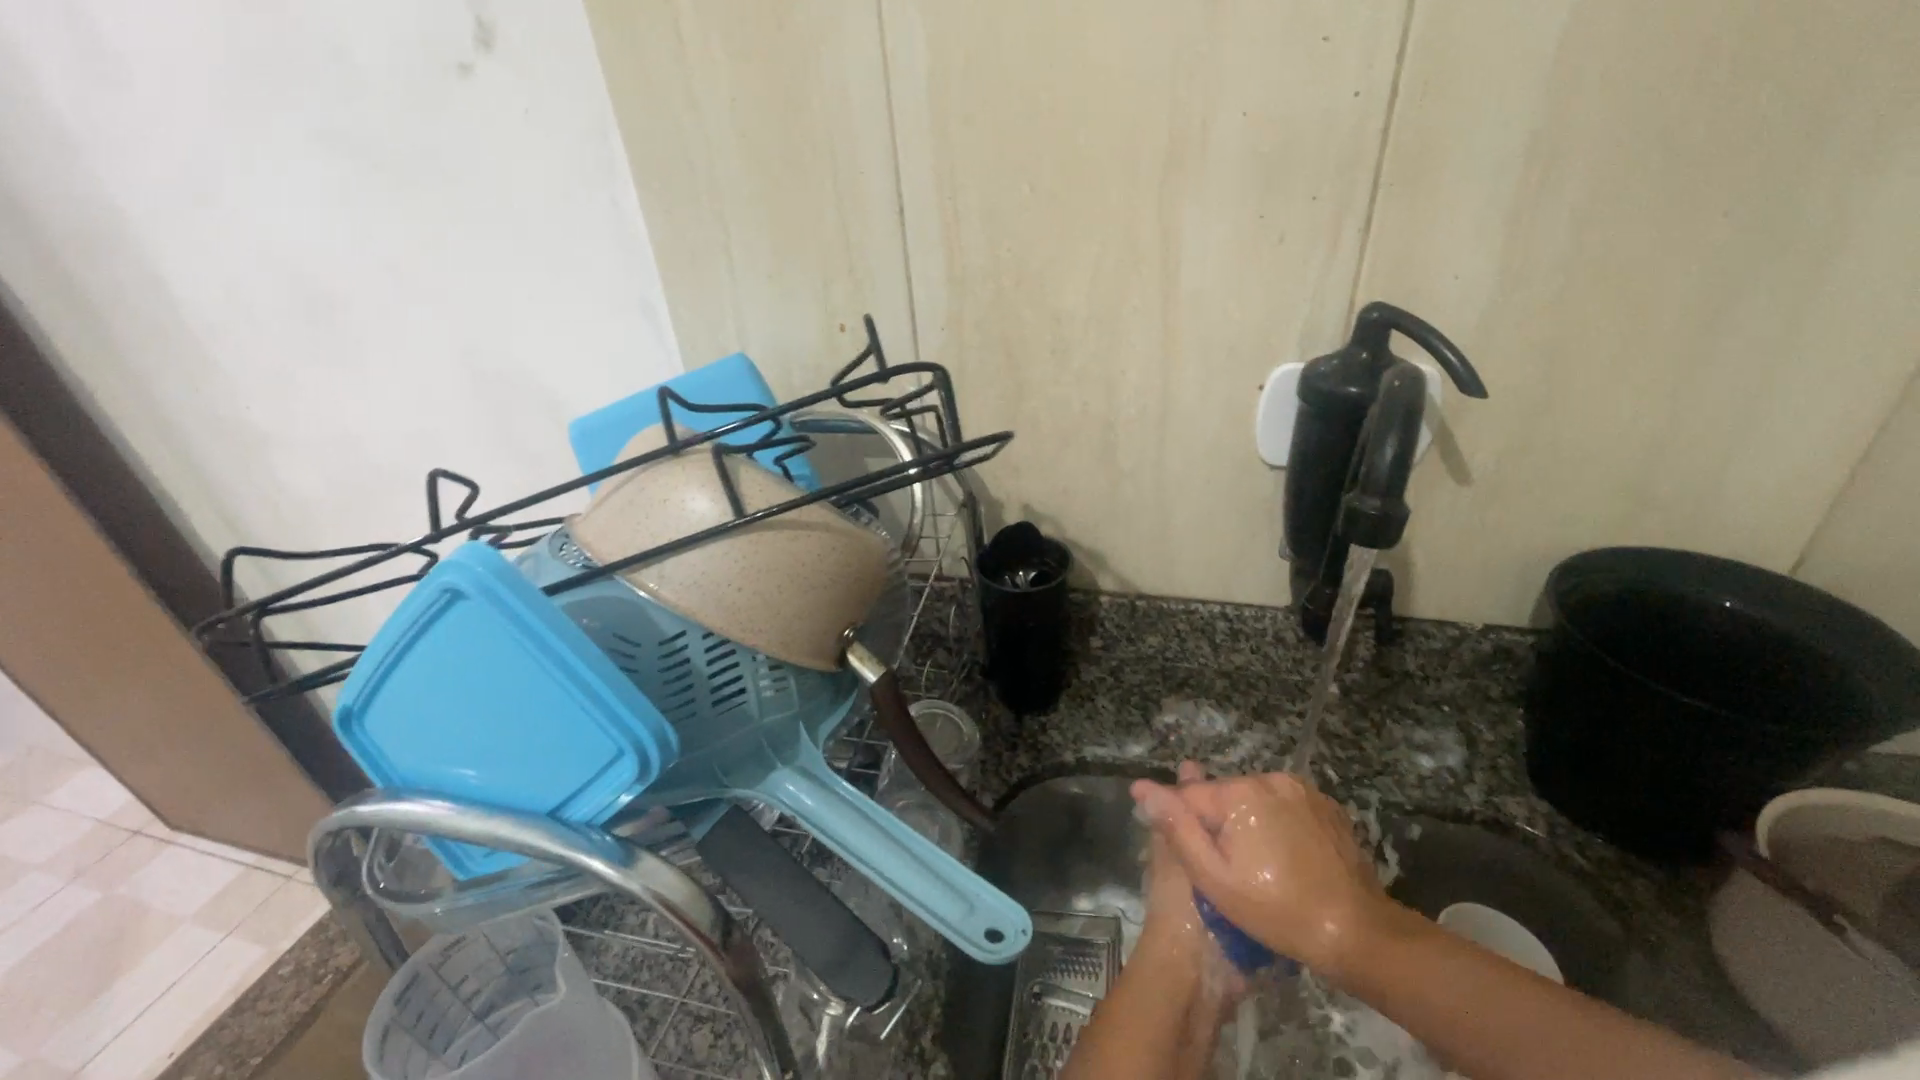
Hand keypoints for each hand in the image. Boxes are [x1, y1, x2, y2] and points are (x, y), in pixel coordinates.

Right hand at [1130, 767, 1388, 973]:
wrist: (1354, 930)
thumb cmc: (1275, 911)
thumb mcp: (1213, 877)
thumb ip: (1176, 827)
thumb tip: (1141, 787)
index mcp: (1239, 793)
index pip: (1189, 795)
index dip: (1184, 826)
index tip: (1195, 859)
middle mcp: (1270, 778)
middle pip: (1223, 795)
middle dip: (1218, 824)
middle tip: (1229, 869)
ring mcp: (1303, 789)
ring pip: (1254, 799)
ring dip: (1247, 822)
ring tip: (1259, 865)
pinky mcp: (1327, 805)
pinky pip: (1284, 805)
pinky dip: (1277, 823)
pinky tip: (1286, 857)